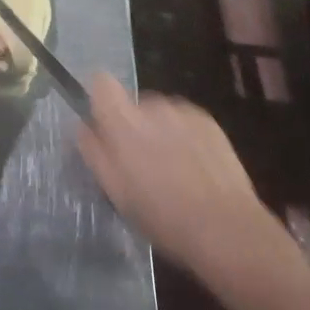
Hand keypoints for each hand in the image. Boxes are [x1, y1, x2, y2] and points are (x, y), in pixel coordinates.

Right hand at [77, 73, 280, 273]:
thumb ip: (94, 152)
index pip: (101, 83)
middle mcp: (153, 106)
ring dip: (160, 133)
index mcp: (124, 122)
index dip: (100, 100)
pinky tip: (195, 169)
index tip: (104, 125)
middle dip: (134, 127)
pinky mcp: (209, 121)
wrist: (225, 226)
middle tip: (143, 165)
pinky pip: (185, 122)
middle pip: (133, 104)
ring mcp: (184, 111)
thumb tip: (84, 127)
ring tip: (173, 171)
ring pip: (161, 115)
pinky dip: (184, 138)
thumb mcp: (117, 192)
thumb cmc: (163, 216)